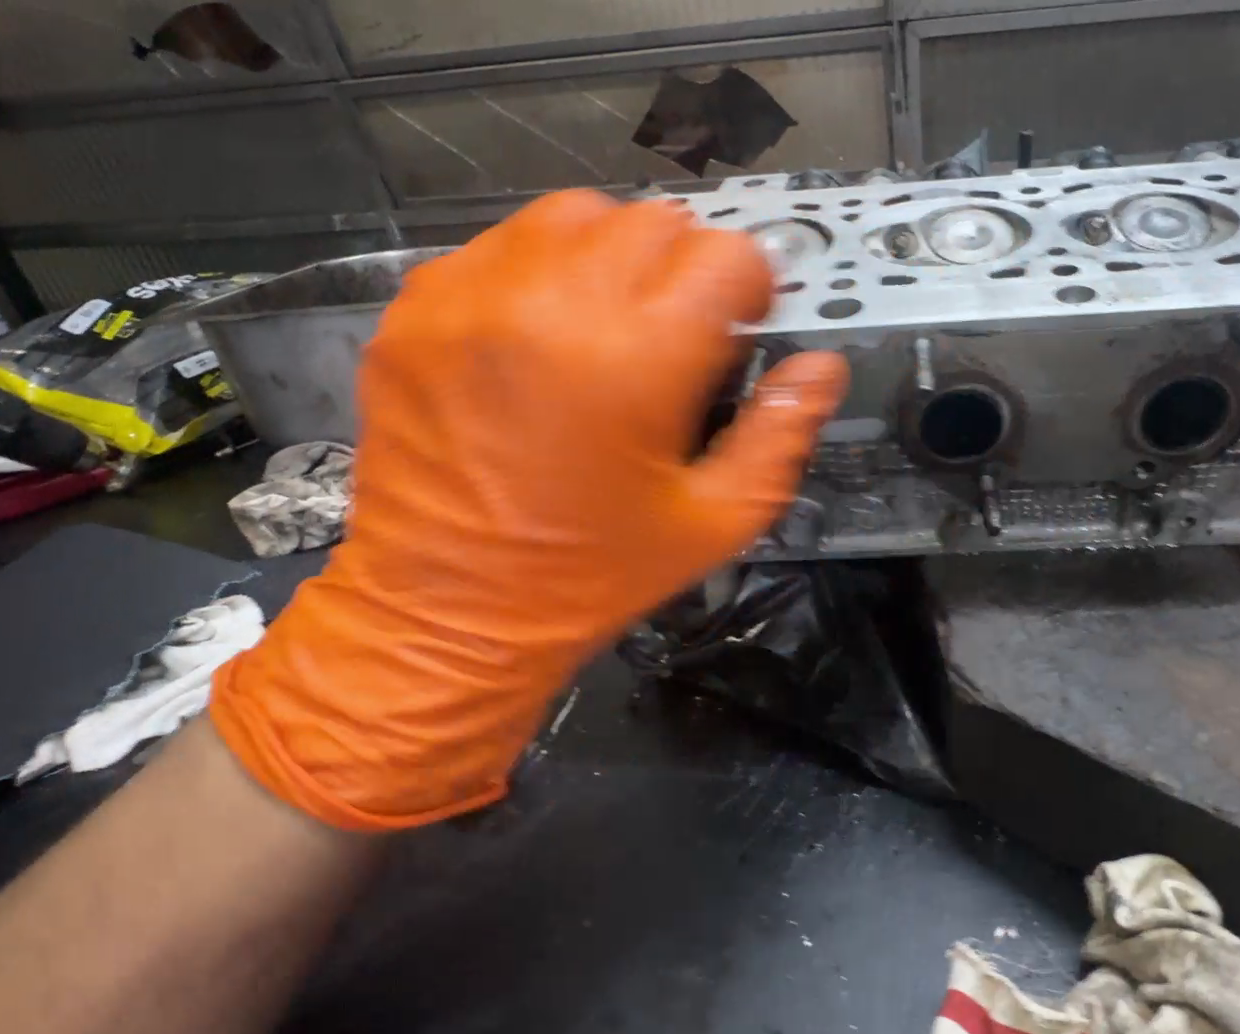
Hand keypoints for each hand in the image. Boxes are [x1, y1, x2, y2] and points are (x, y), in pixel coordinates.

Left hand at [210, 191, 848, 828]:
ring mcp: (472, 299)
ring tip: (614, 327)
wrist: (448, 613)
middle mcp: (550, 309)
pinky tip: (546, 337)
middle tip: (682, 336)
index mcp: (635, 363)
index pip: (728, 256)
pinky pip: (503, 245)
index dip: (752, 289)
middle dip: (688, 270)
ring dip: (617, 256)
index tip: (740, 328)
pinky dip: (543, 271)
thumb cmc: (592, 576)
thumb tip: (821, 369)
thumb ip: (782, 433)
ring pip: (577, 214)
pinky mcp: (418, 309)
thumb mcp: (717, 522)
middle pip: (657, 222)